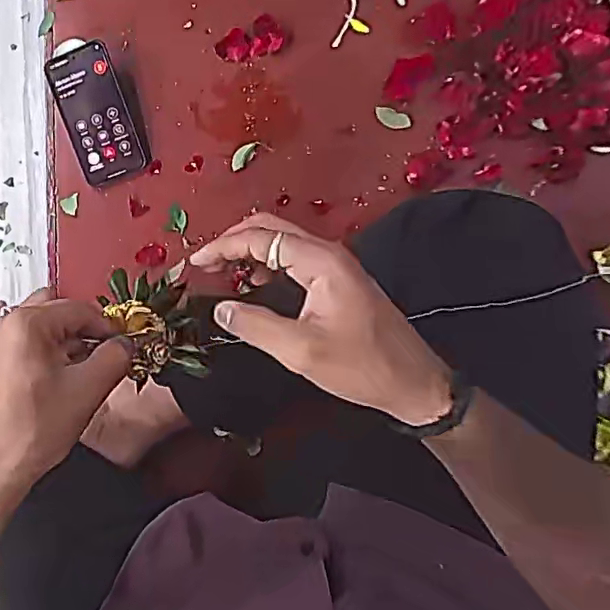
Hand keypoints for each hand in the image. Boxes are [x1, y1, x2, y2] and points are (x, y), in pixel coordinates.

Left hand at [0, 289, 134, 499]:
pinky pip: (36, 342)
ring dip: (73, 340)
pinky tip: (70, 378)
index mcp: (27, 324)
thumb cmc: (30, 432)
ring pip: (49, 326)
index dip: (108, 326)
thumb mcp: (88, 389)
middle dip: (88, 328)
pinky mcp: (2, 362)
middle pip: (62, 309)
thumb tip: (126, 344)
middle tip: (109, 350)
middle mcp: (10, 326)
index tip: (124, 343)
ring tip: (90, 367)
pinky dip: (57, 351)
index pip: (80, 308)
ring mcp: (3, 344)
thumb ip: (115, 357)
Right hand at [190, 214, 453, 425]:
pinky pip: (294, 256)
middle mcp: (328, 252)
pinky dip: (267, 260)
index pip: (261, 238)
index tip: (195, 264)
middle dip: (233, 240)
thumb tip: (221, 308)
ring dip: (249, 248)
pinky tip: (255, 281)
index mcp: (321, 261)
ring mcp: (335, 263)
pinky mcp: (338, 278)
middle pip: (271, 228)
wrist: (414, 381)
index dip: (223, 246)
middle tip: (204, 263)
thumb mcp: (302, 351)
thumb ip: (256, 325)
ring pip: (282, 240)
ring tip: (221, 271)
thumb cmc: (361, 367)